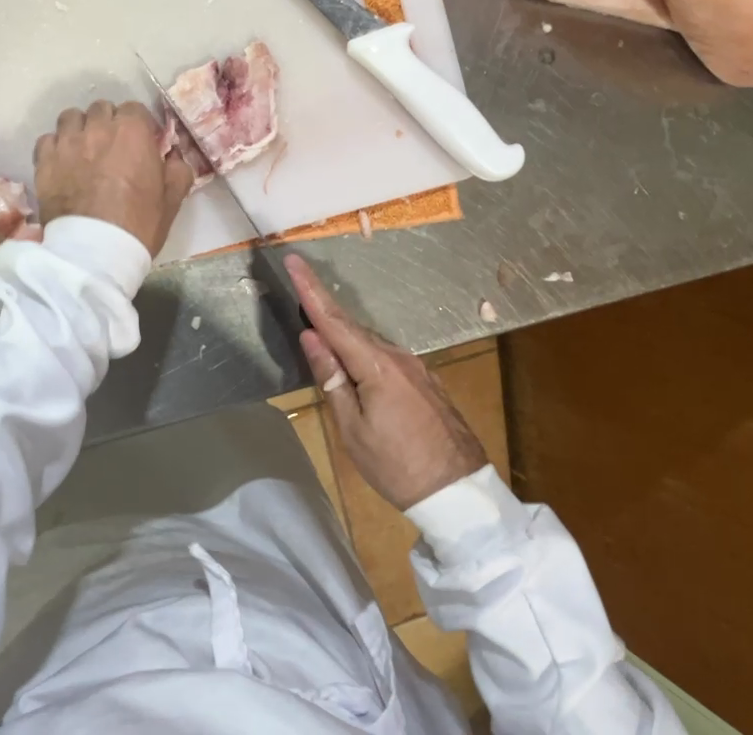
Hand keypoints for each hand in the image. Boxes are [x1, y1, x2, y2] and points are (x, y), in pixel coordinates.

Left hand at [35, 100, 193, 255]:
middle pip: (101, 109)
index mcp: (132, 131)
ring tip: (84, 150)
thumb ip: (177, 169)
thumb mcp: (172, 199)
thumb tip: (173, 157)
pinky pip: (48, 140)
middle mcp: (97, 128)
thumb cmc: (138, 224)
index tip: (141, 143)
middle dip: (108, 123)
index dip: (139, 125)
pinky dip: (56, 147)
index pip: (135, 109)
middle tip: (112, 147)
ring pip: (71, 118)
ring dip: (80, 128)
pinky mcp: (44, 161)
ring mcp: (67, 143)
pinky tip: (62, 163)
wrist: (94, 251)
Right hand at [286, 253, 489, 508]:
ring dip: (342, 334)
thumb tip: (311, 338)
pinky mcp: (424, 381)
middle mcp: (398, 357)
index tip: (294, 260)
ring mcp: (415, 368)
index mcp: (376, 366)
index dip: (311, 290)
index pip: (334, 320)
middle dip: (322, 308)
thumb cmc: (396, 466)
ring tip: (317, 328)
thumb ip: (331, 379)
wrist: (458, 493)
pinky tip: (352, 361)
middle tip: (297, 285)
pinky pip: (384, 357)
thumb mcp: (352, 428)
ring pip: (369, 343)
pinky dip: (362, 352)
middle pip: (351, 328)